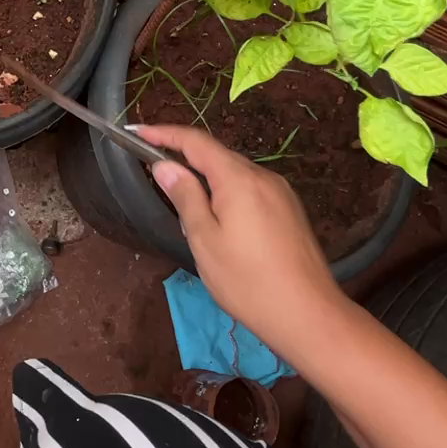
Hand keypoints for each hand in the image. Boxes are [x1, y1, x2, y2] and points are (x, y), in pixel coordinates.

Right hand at [133, 124, 352, 349]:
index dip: (164, 133)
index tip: (137, 131)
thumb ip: (185, 197)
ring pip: (234, 172)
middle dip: (184, 155)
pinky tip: (217, 215)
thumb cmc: (247, 280)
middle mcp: (262, 177)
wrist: (309, 316)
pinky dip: (225, 190)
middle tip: (154, 169)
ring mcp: (280, 193)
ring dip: (205, 176)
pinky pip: (249, 187)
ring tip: (182, 199)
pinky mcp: (289, 210)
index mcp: (238, 179)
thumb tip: (165, 165)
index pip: (196, 142)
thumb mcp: (204, 239)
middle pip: (216, 155)